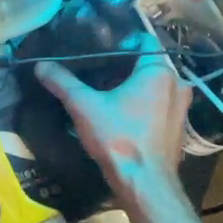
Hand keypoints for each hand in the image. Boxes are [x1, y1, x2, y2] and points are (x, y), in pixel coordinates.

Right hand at [34, 32, 191, 201]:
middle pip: (148, 65)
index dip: (121, 42)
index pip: (144, 41)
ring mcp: (181, 108)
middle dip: (124, 68)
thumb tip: (40, 65)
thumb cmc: (118, 137)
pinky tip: (123, 119)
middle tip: (97, 76)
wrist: (144, 182)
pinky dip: (143, 107)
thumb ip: (63, 83)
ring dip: (134, 89)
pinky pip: (160, 107)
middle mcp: (178, 84)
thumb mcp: (84, 106)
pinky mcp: (178, 128)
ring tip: (107, 97)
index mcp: (159, 71)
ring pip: (155, 87)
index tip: (99, 53)